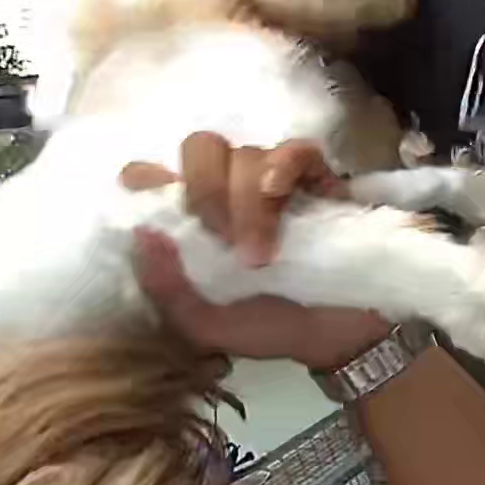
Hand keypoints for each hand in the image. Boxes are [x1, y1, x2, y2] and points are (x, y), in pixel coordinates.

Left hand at [125, 134, 390, 369]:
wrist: (342, 335)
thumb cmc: (273, 329)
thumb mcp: (208, 326)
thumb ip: (167, 288)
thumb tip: (142, 232)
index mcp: (196, 222)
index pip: (155, 175)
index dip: (148, 180)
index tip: (155, 211)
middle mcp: (231, 190)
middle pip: (202, 149)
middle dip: (205, 191)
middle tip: (224, 242)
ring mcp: (276, 181)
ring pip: (248, 154)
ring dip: (248, 202)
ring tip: (263, 255)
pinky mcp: (319, 179)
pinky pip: (298, 151)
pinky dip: (283, 165)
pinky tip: (278, 191)